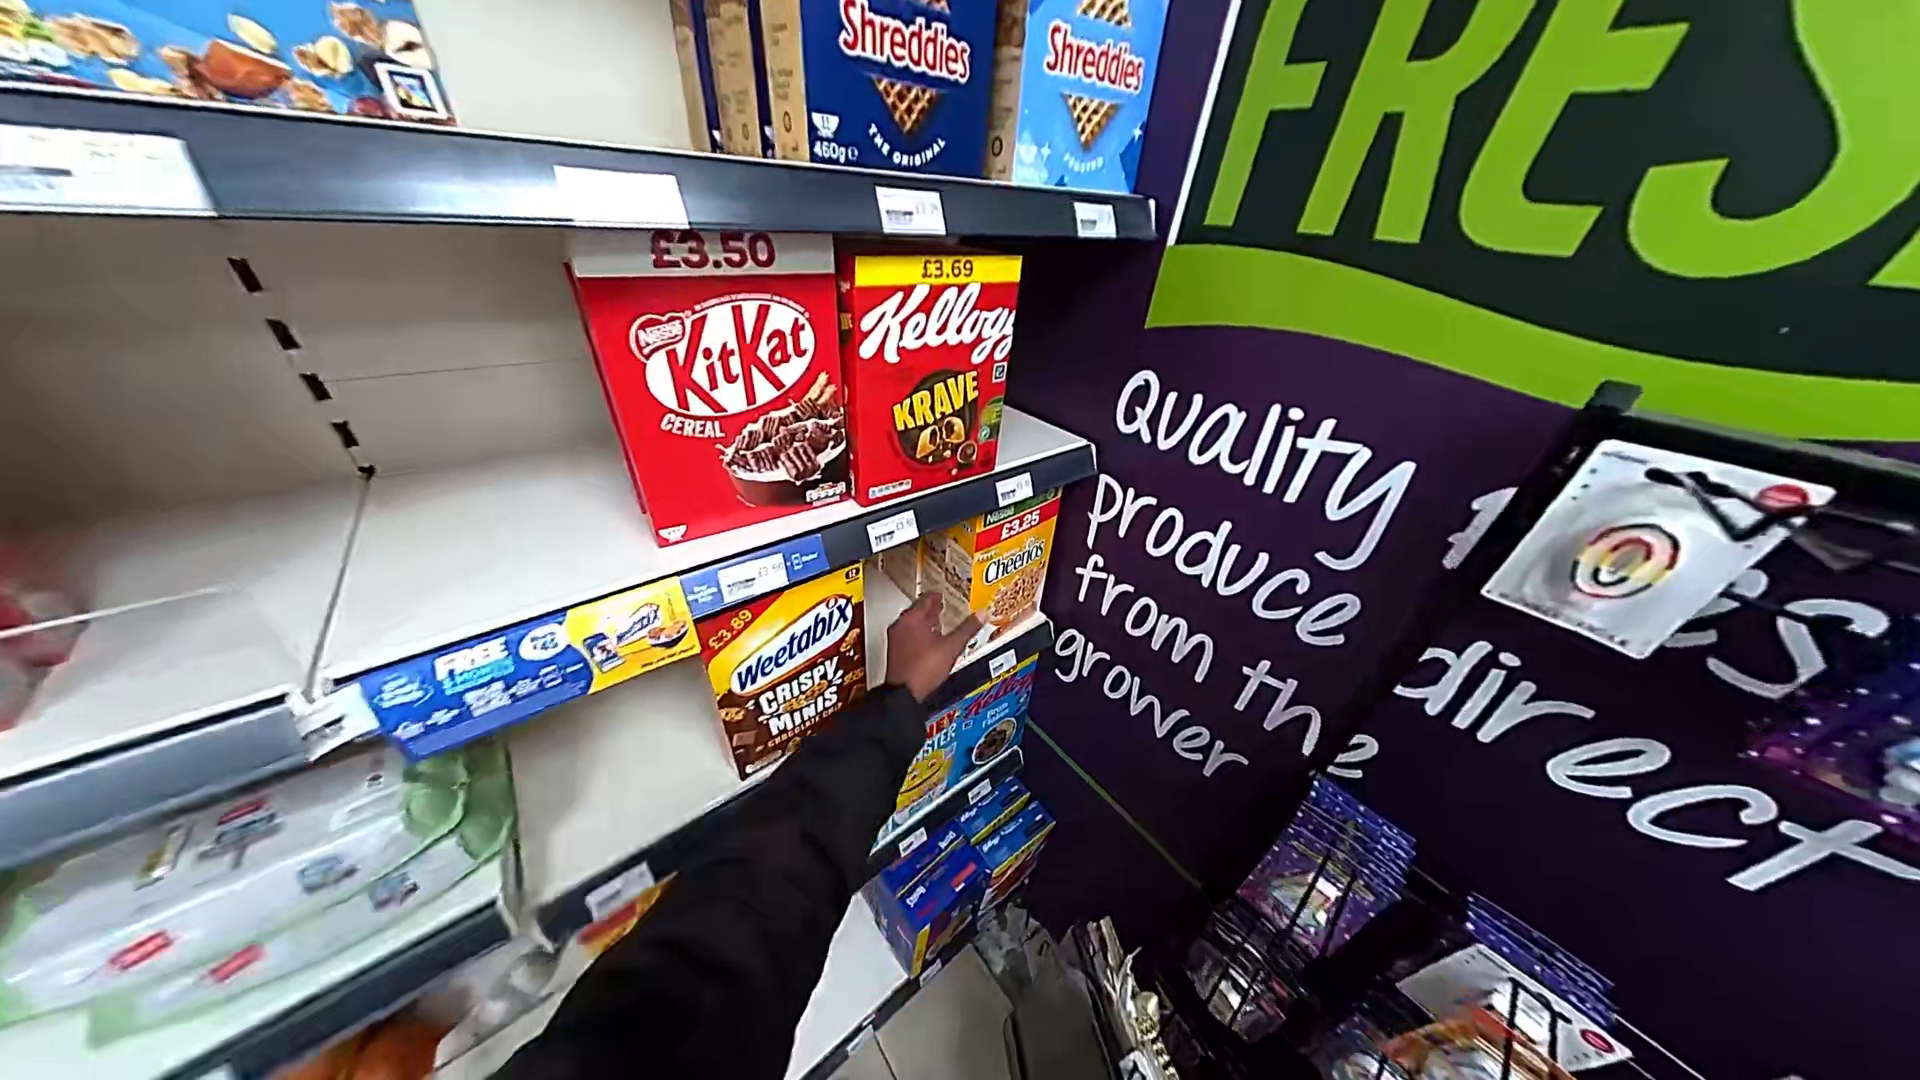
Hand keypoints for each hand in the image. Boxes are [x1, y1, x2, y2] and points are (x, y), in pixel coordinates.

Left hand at [885, 593, 980, 700]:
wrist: (904, 693)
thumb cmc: (923, 669)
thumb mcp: (951, 647)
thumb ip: (967, 629)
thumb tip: (981, 615)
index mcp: (912, 618)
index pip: (927, 598)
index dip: (939, 597)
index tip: (944, 596)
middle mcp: (901, 625)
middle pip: (918, 610)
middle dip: (932, 610)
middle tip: (943, 608)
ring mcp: (896, 638)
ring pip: (912, 623)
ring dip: (926, 622)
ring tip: (939, 624)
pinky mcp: (895, 651)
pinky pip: (908, 635)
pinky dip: (919, 634)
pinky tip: (930, 642)